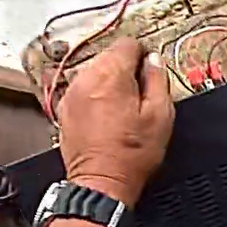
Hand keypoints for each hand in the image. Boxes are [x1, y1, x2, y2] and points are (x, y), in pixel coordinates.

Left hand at [54, 38, 174, 206]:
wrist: (102, 182)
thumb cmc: (132, 153)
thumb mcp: (161, 115)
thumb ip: (159, 81)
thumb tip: (154, 62)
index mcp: (111, 75)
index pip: (128, 44)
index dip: (145, 54)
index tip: (152, 70)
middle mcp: (86, 79)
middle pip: (110, 57)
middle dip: (127, 70)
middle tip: (142, 95)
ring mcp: (72, 94)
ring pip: (96, 73)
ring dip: (112, 84)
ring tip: (125, 109)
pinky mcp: (65, 109)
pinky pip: (85, 91)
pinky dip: (97, 97)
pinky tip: (109, 117)